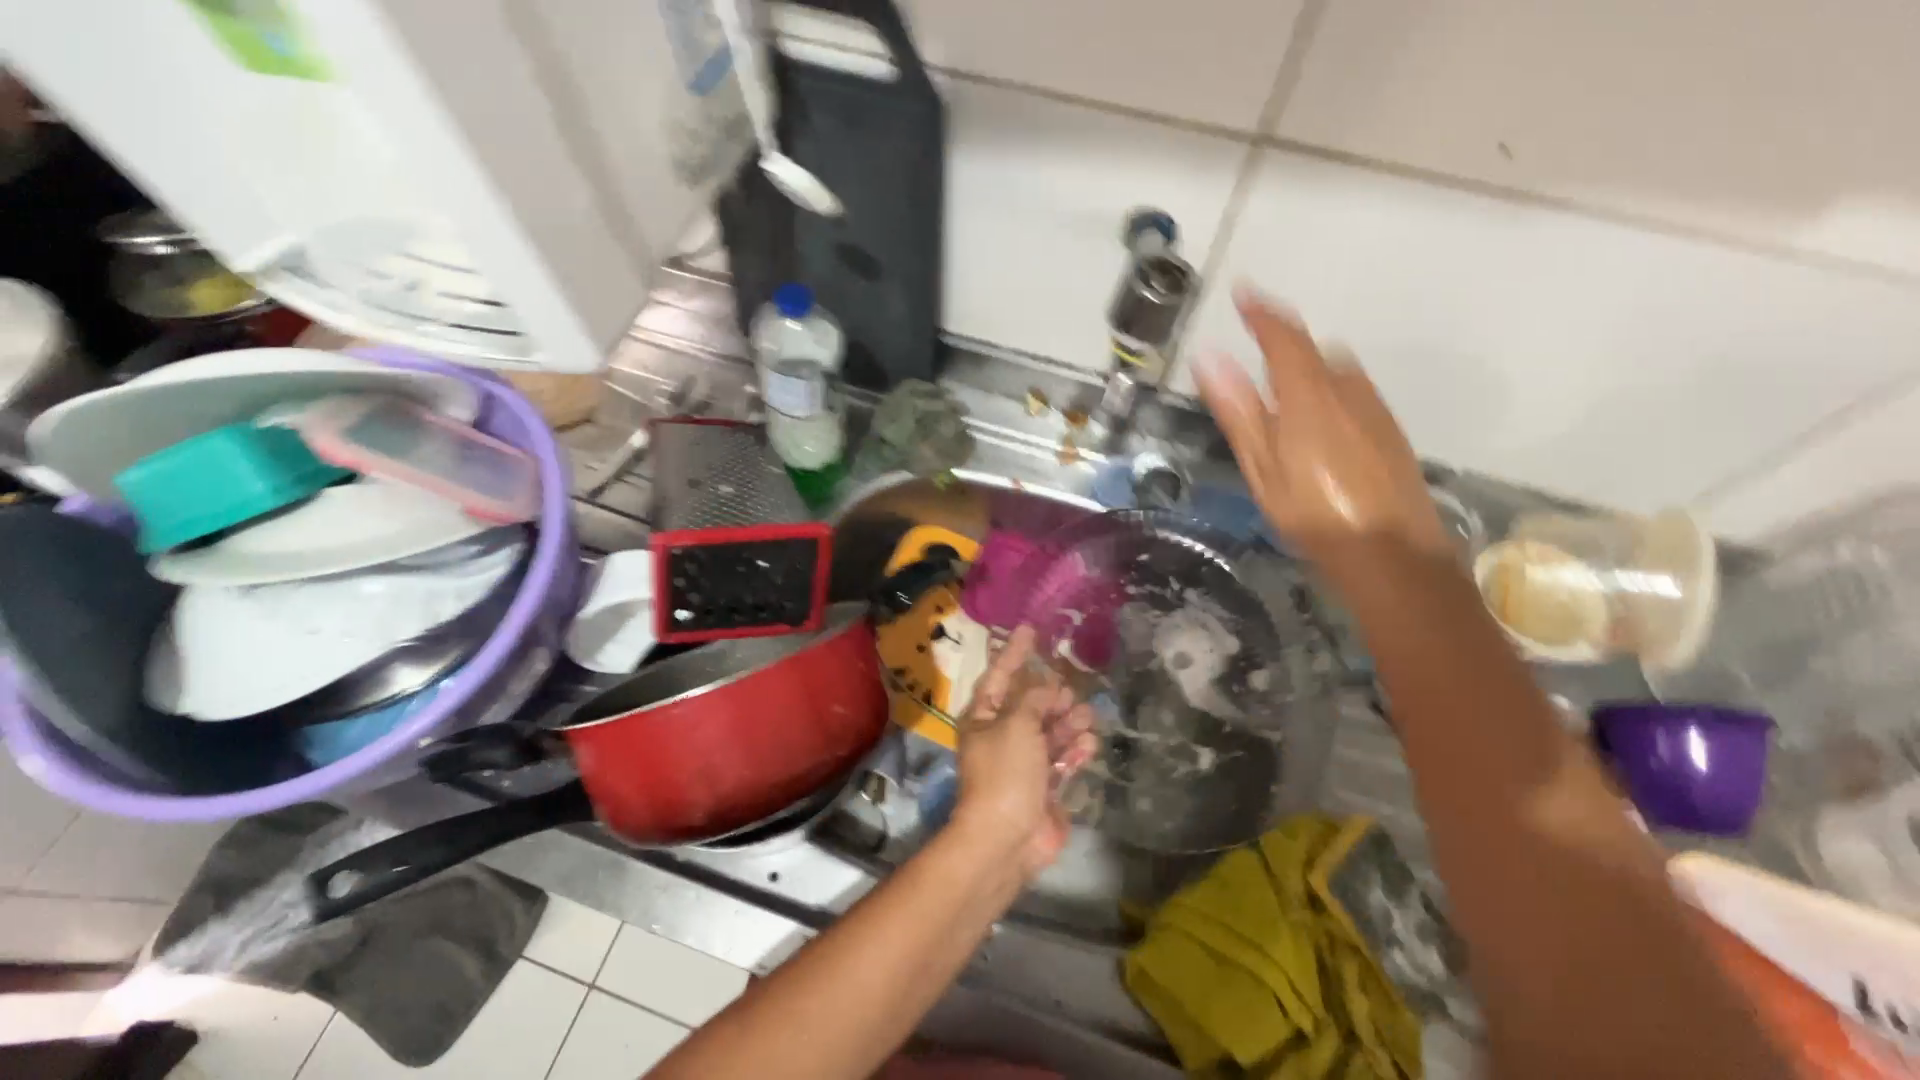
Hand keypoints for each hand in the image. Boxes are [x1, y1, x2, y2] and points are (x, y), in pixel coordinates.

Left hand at [951, 627, 1096, 878]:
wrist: (1006, 838)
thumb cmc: (1005, 773)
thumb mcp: (1016, 724)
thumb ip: (1034, 700)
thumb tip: (1048, 688)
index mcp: (984, 719)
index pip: (1000, 677)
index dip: (1014, 653)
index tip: (1031, 629)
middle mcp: (1003, 738)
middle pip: (1032, 706)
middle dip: (1052, 696)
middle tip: (1071, 691)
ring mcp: (1025, 765)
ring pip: (1052, 732)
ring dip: (1070, 723)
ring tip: (1085, 720)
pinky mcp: (1046, 788)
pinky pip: (1064, 760)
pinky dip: (1076, 751)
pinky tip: (1087, 747)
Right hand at [1195, 285, 1448, 571]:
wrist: (1391, 553)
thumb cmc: (1314, 515)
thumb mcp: (1263, 467)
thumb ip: (1239, 410)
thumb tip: (1210, 358)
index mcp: (1309, 394)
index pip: (1283, 336)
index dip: (1261, 311)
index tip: (1242, 292)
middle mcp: (1347, 389)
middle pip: (1314, 351)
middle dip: (1285, 346)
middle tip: (1259, 357)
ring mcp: (1375, 409)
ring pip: (1338, 371)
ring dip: (1311, 370)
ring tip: (1287, 397)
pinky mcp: (1390, 431)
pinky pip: (1355, 393)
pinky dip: (1333, 393)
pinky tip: (1323, 429)